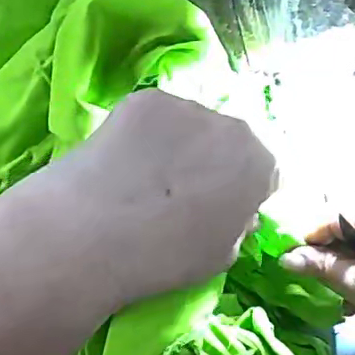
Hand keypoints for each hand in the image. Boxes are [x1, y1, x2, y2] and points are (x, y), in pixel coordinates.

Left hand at [4, 90, 275, 306]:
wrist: (92, 233)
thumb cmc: (164, 256)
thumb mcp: (220, 256)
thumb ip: (237, 225)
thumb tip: (231, 210)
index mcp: (259, 164)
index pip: (262, 171)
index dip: (240, 191)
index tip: (216, 207)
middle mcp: (232, 125)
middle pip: (227, 141)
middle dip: (210, 160)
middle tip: (178, 192)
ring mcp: (186, 106)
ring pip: (189, 125)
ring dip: (176, 144)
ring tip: (142, 178)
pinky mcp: (144, 97)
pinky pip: (153, 117)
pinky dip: (142, 134)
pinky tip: (121, 161)